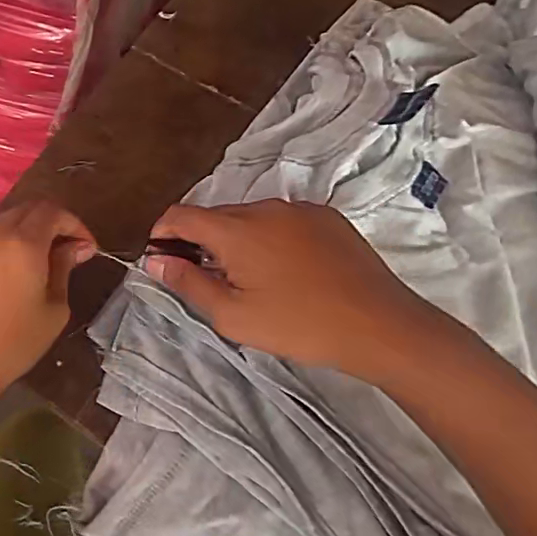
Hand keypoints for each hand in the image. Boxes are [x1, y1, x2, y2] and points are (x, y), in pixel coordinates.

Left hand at [0, 201, 97, 419]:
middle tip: (68, 248)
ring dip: (28, 229)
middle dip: (53, 221)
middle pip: (28, 209)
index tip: (86, 246)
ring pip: (6, 219)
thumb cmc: (14, 343)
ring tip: (42, 258)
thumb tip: (77, 245)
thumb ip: (64, 267)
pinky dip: (6, 239)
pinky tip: (14, 266)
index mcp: (22, 243)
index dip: (75, 223)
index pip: (53, 211)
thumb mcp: (54, 309)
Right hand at [145, 200, 477, 388]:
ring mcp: (299, 210)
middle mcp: (264, 208)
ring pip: (248, 217)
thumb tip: (155, 261)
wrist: (382, 327)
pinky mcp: (326, 217)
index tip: (159, 257)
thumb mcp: (232, 315)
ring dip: (233, 239)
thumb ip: (188, 282)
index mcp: (236, 230)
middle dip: (197, 241)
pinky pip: (280, 220)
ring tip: (247, 278)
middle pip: (213, 215)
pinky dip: (267, 237)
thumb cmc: (299, 325)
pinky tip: (282, 270)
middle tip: (203, 278)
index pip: (180, 215)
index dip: (162, 233)